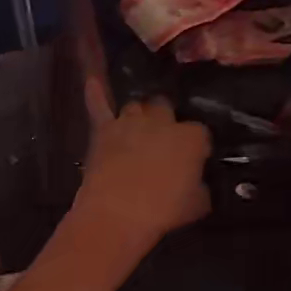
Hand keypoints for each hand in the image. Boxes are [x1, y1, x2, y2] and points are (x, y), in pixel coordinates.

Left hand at [76, 79, 210, 242]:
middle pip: (165, 109)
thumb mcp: (199, 201)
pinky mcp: (102, 129)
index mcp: (191, 137)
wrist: (116, 211)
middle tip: (161, 139)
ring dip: (139, 114)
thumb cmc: (162, 210)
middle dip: (165, 119)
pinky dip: (95, 93)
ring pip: (136, 106)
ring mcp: (128, 122)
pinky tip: (92, 80)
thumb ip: (199, 181)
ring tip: (138, 127)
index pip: (199, 131)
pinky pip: (98, 105)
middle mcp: (160, 121)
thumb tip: (194, 178)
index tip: (191, 157)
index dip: (194, 144)